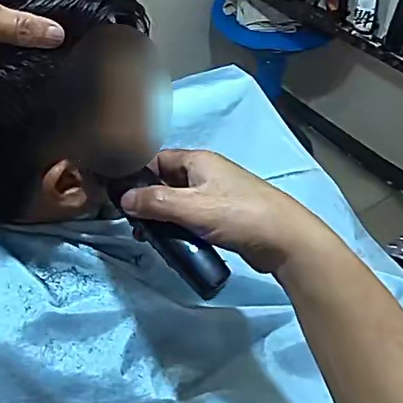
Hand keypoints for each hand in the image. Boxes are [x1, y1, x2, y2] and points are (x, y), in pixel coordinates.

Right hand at [119, 150, 343, 274]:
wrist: (284, 239)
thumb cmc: (239, 215)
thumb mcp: (192, 207)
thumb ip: (156, 202)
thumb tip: (123, 199)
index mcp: (199, 160)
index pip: (157, 159)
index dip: (136, 174)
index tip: (118, 196)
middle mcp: (206, 172)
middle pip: (166, 180)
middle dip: (148, 200)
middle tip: (134, 224)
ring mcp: (216, 194)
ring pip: (178, 201)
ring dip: (163, 217)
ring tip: (150, 237)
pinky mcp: (223, 216)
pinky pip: (192, 217)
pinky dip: (180, 226)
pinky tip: (172, 243)